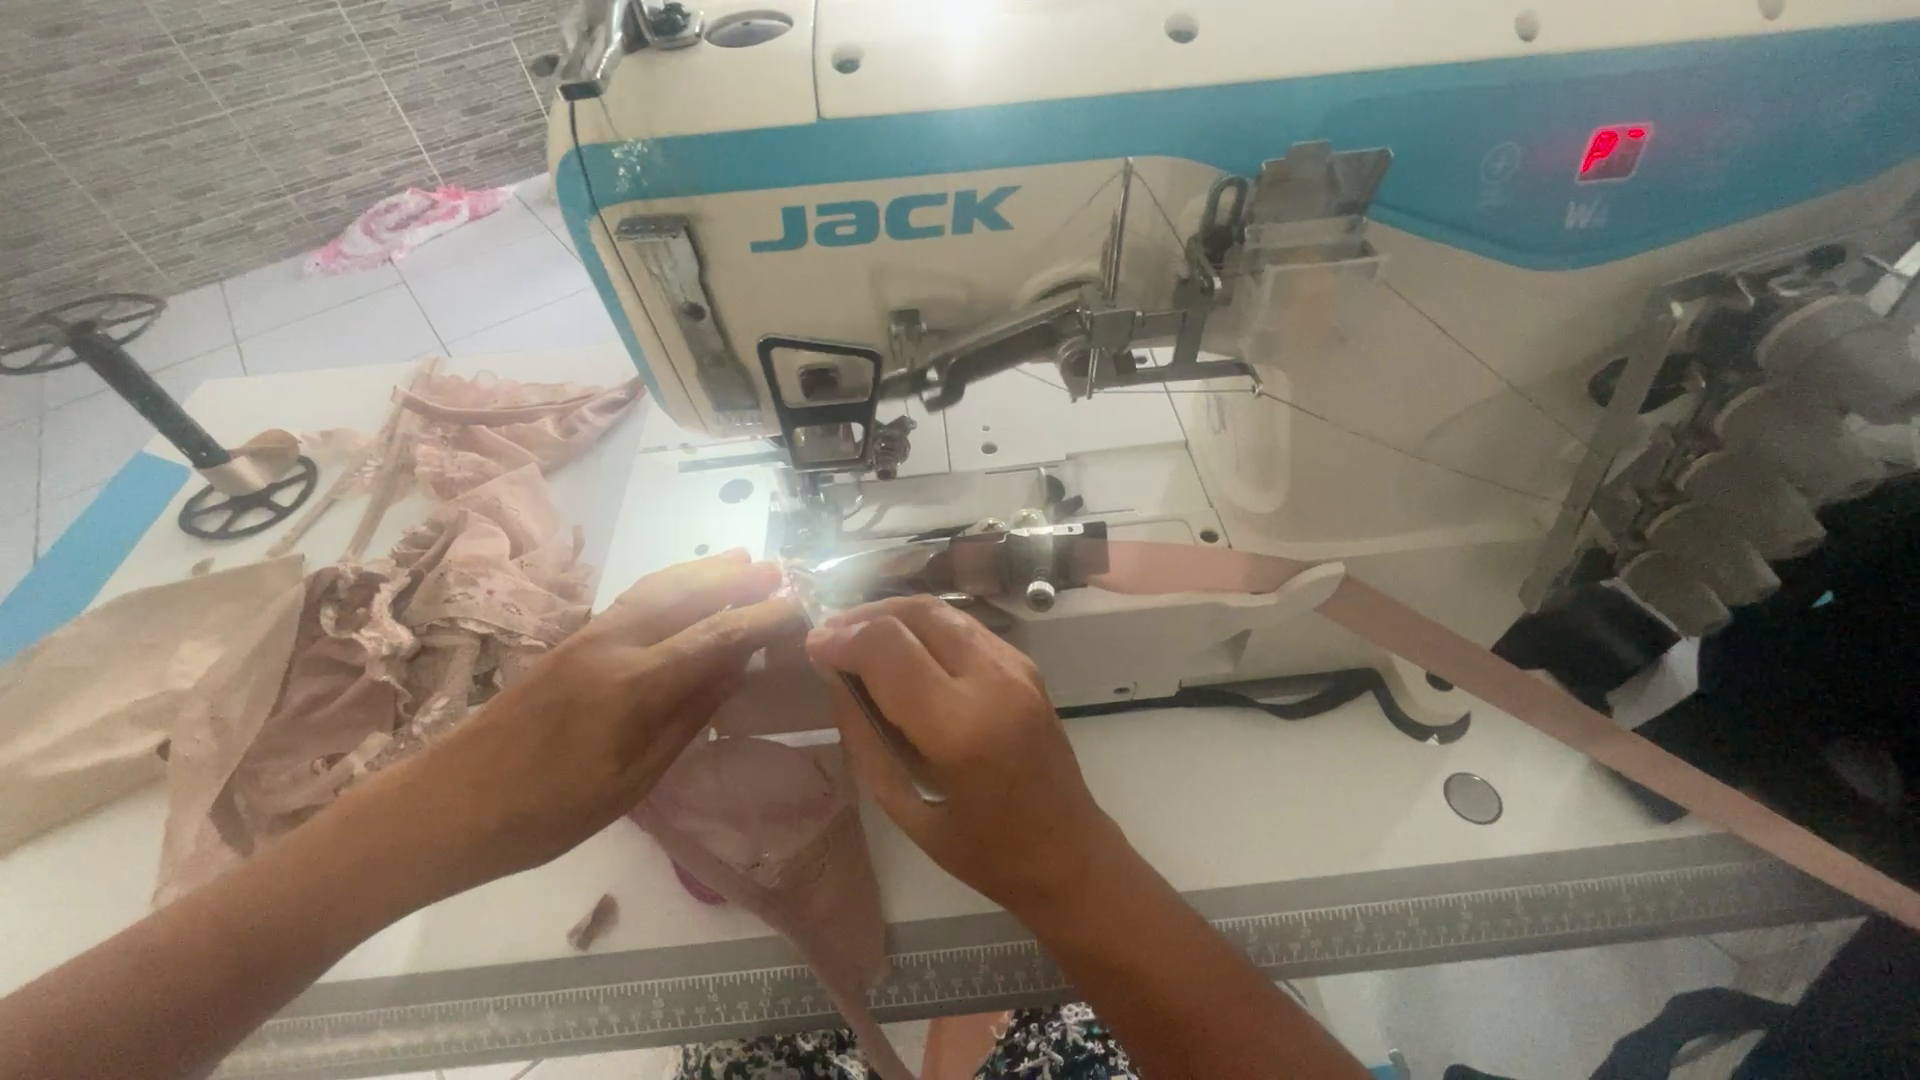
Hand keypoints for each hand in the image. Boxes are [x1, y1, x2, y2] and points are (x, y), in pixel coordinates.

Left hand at [340, 551, 801, 899]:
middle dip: (737, 580)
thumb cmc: (542, 814)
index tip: (800, 606)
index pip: (715, 637)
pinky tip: (682, 587)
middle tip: (779, 569)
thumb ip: (686, 719)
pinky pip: (632, 600)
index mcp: (633, 686)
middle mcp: (612, 646)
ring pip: (656, 589)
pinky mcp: (569, 645)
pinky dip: (668, 584)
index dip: (762, 619)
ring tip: (739, 559)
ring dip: (702, 571)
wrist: (440, 809)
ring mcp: (586, 640)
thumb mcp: (629, 783)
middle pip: (686, 596)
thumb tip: (735, 670)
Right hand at [805, 595, 1126, 918]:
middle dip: (864, 616)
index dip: (842, 640)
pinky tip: (900, 647)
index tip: (813, 648)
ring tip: (857, 635)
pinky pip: (964, 626)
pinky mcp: (1025, 665)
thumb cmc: (983, 849)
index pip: (888, 649)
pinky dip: (923, 625)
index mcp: (961, 725)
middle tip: (829, 635)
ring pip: (942, 611)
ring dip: (893, 614)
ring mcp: (1016, 667)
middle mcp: (993, 681)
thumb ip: (864, 739)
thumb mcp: (904, 809)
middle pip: (916, 613)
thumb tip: (837, 679)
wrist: (1067, 852)